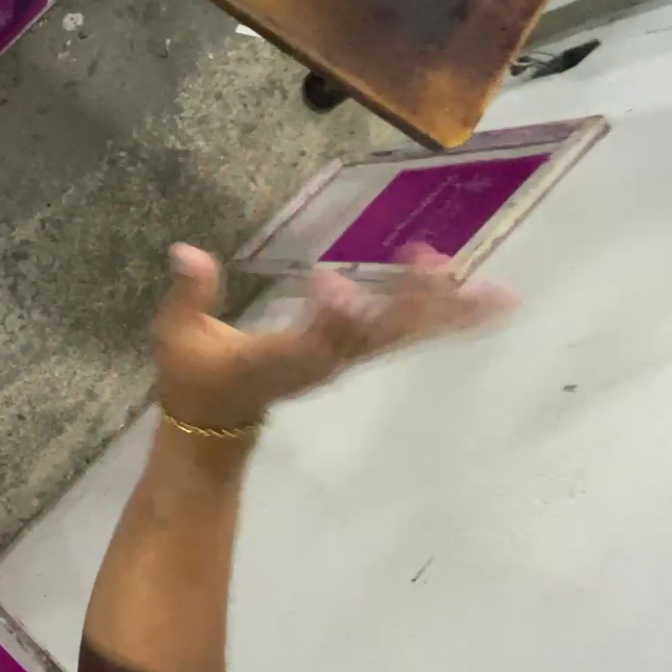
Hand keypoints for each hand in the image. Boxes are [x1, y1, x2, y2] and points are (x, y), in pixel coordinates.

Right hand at [152, 243, 516, 428]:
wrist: (212, 421)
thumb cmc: (193, 376)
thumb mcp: (175, 334)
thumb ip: (188, 293)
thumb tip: (185, 249)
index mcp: (275, 358)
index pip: (310, 338)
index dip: (325, 313)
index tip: (328, 279)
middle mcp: (319, 362)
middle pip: (371, 336)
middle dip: (406, 305)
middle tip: (441, 266)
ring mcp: (338, 362)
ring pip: (396, 338)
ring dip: (441, 314)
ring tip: (496, 294)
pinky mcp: (348, 358)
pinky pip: (397, 338)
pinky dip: (436, 320)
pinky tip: (475, 303)